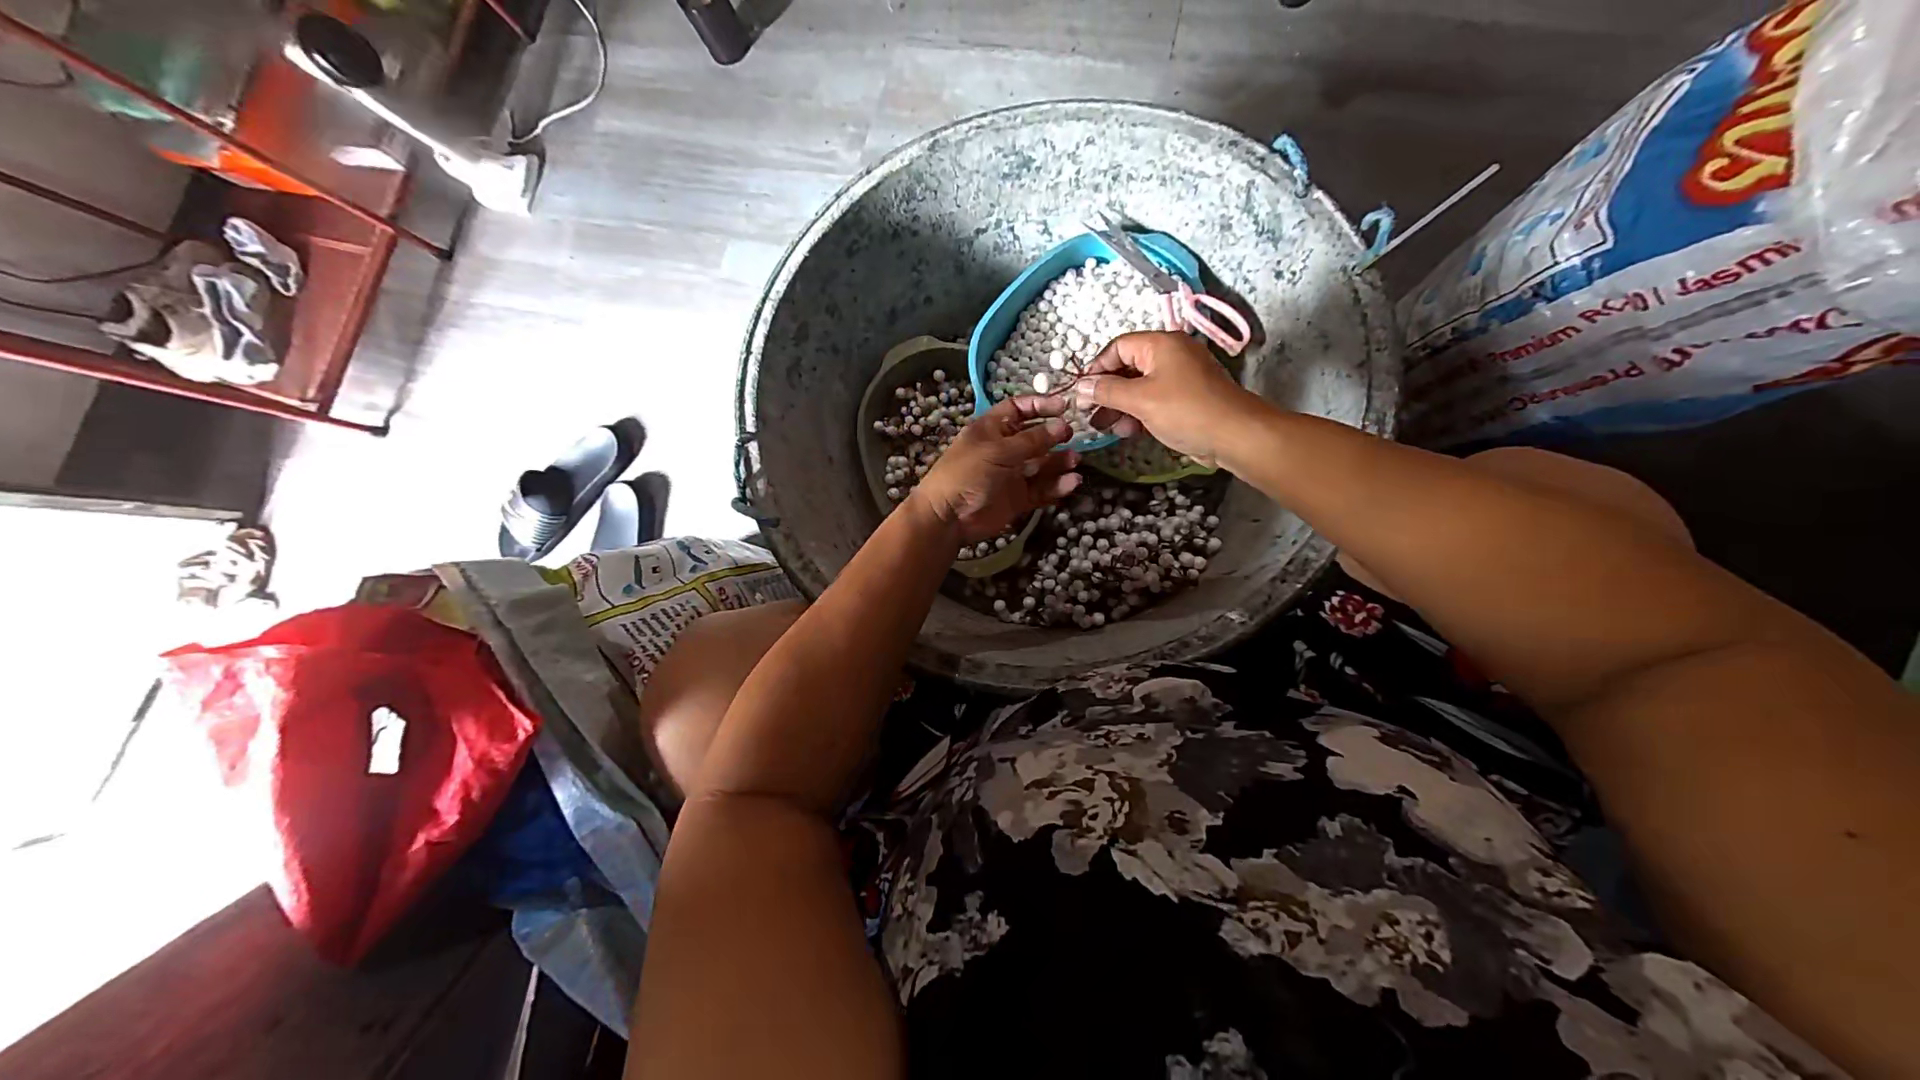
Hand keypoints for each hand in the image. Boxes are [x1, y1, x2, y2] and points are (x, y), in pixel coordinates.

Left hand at [911, 395, 1083, 544]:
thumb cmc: (967, 473)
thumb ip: (1032, 440)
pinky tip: (1072, 482)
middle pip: (1034, 437)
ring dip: (1059, 461)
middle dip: (1054, 435)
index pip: (1017, 409)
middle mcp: (1004, 449)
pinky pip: (1042, 489)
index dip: (1039, 405)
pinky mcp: (1018, 498)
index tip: (1063, 406)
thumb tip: (1062, 426)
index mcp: (992, 429)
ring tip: (1075, 460)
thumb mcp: (999, 451)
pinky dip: (1057, 486)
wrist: (948, 517)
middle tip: (1072, 435)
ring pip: (1042, 464)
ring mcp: (1012, 474)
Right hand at [1073, 331, 1263, 467]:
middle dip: (1107, 391)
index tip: (1081, 392)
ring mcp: (1180, 377)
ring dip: (1120, 407)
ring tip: (1107, 427)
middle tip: (1089, 414)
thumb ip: (1107, 391)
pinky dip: (1138, 413)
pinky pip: (1154, 400)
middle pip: (1127, 367)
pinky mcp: (1185, 399)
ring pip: (1139, 387)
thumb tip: (1081, 386)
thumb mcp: (1140, 400)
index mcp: (1160, 344)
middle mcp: (1170, 355)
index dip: (1096, 368)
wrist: (1235, 435)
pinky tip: (1128, 431)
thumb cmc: (1186, 411)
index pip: (1118, 347)